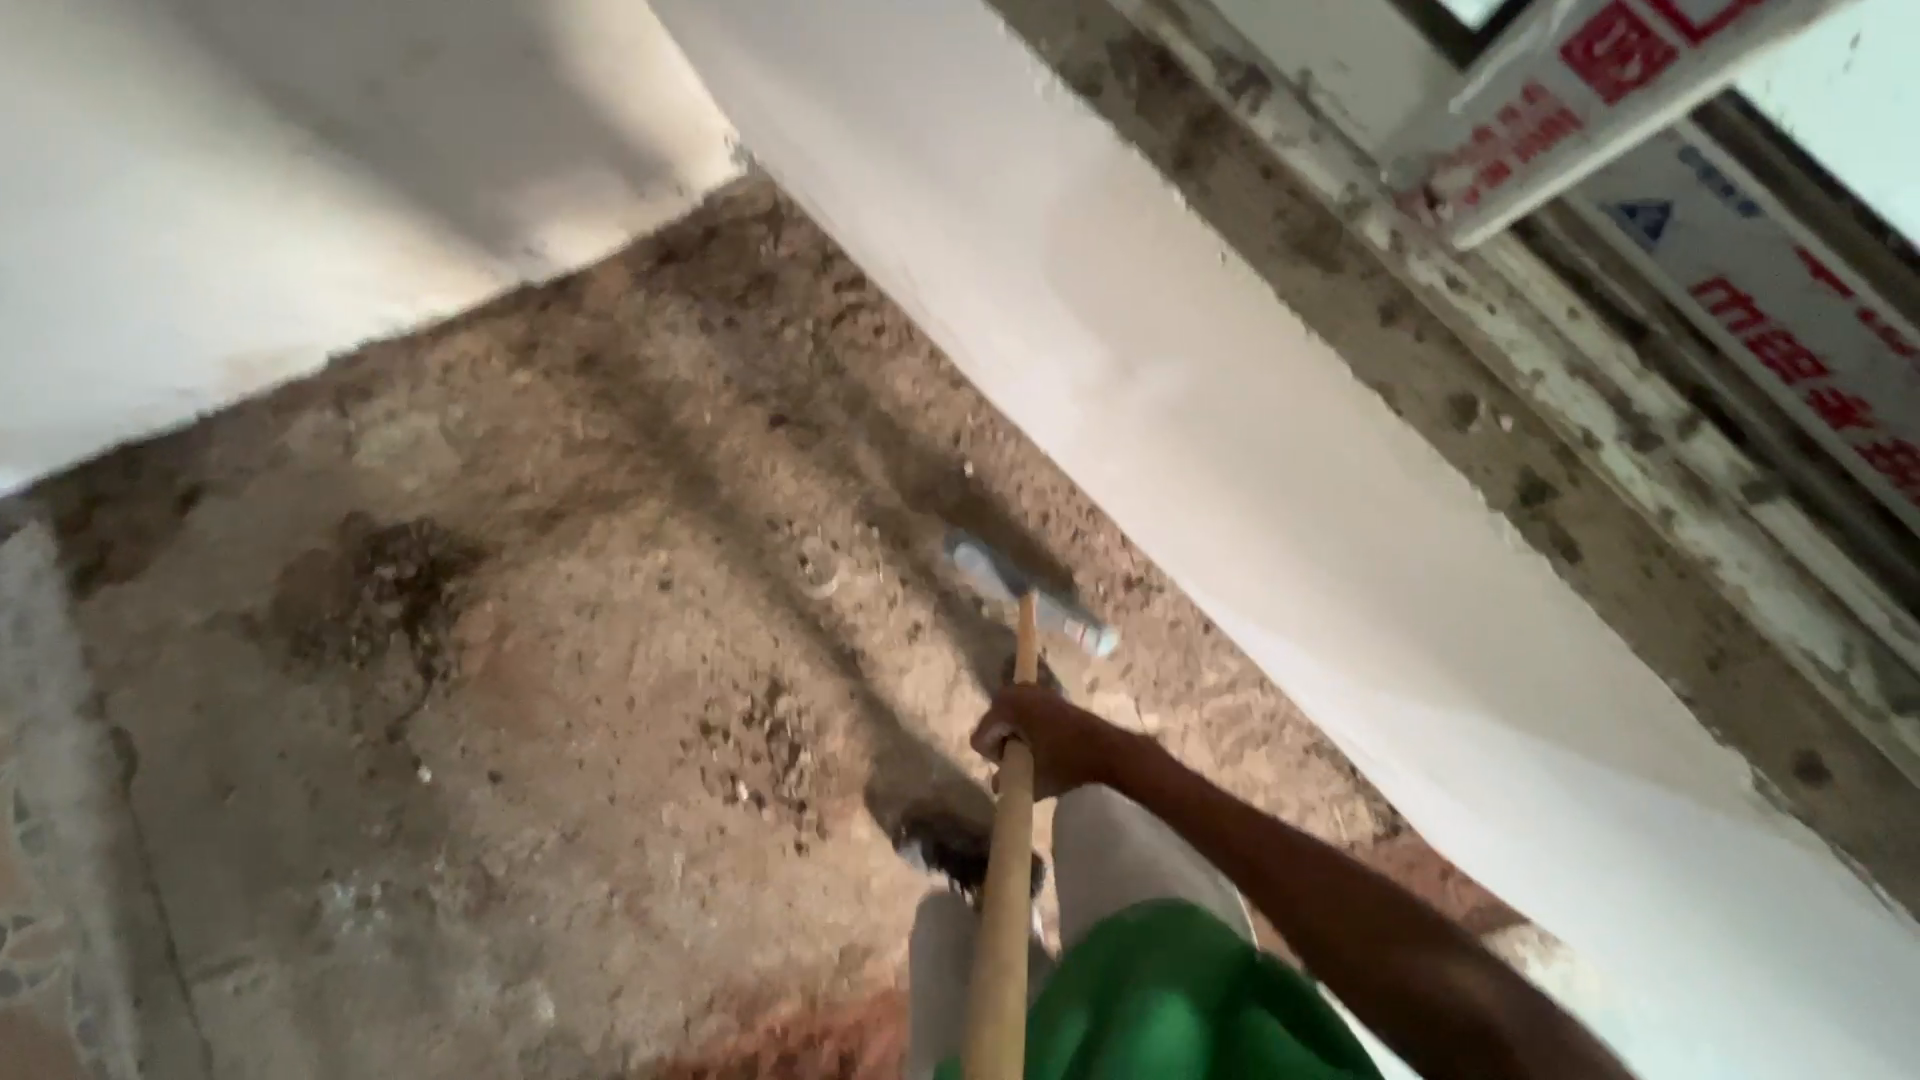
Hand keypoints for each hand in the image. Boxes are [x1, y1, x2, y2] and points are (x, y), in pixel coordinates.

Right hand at [969, 684, 1141, 798]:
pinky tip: (1045, 742)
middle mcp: (1016, 692)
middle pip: (992, 723)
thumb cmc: (1067, 763)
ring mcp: (1034, 690)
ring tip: (1033, 752)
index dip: (994, 757)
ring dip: (1014, 734)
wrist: (1107, 749)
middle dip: (1001, 742)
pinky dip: (1027, 725)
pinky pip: (1024, 711)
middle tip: (1021, 759)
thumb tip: (996, 786)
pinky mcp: (1049, 694)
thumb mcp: (1033, 781)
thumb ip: (1008, 784)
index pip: (981, 737)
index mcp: (1007, 708)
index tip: (1015, 767)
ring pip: (1008, 716)